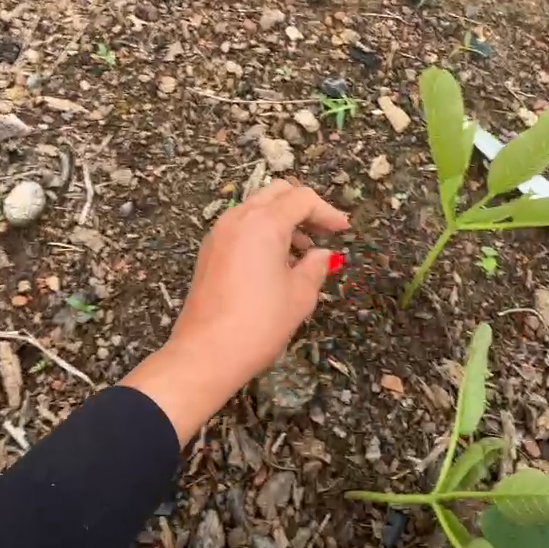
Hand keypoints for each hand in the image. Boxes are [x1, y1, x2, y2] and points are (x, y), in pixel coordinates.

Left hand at [121, 181, 347, 443]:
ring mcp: (219, 232)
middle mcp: (238, 218)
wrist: (205, 354)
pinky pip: (242, 225)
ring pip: (257, 207)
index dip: (327, 211)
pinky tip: (276, 262)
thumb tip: (324, 255)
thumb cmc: (258, 324)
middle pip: (277, 193)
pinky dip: (263, 231)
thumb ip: (316, 267)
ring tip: (303, 253)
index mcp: (263, 223)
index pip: (302, 199)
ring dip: (283, 219)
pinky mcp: (209, 250)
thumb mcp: (300, 296)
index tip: (343, 229)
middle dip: (303, 208)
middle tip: (323, 232)